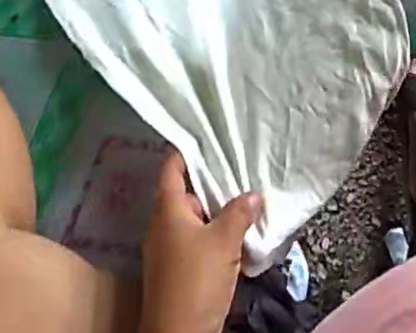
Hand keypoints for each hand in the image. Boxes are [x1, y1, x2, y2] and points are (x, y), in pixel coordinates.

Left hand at [140, 149, 262, 332]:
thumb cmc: (195, 280)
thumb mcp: (223, 242)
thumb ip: (239, 213)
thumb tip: (253, 195)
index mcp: (166, 208)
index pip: (171, 166)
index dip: (186, 149)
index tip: (206, 135)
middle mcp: (162, 223)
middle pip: (186, 192)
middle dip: (211, 184)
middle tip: (238, 170)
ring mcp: (167, 248)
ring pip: (194, 219)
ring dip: (216, 213)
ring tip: (244, 201)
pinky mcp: (176, 270)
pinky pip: (195, 241)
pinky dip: (213, 236)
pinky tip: (237, 238)